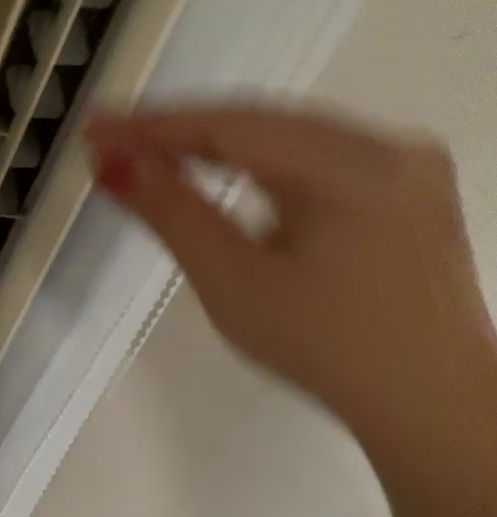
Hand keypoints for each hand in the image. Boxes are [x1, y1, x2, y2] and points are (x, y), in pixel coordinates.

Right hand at [85, 104, 495, 439]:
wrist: (423, 393)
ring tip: (140, 155)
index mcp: (354, 168)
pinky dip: (247, 160)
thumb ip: (171, 212)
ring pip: (282, 136)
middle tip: (105, 140)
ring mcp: (402, 167)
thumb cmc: (323, 342)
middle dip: (176, 130)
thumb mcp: (229, 277)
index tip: (92, 128)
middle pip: (260, 123)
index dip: (153, 124)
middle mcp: (390, 150)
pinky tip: (206, 171)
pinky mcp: (399, 189)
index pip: (232, 127)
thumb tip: (115, 166)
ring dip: (208, 144)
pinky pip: (307, 155)